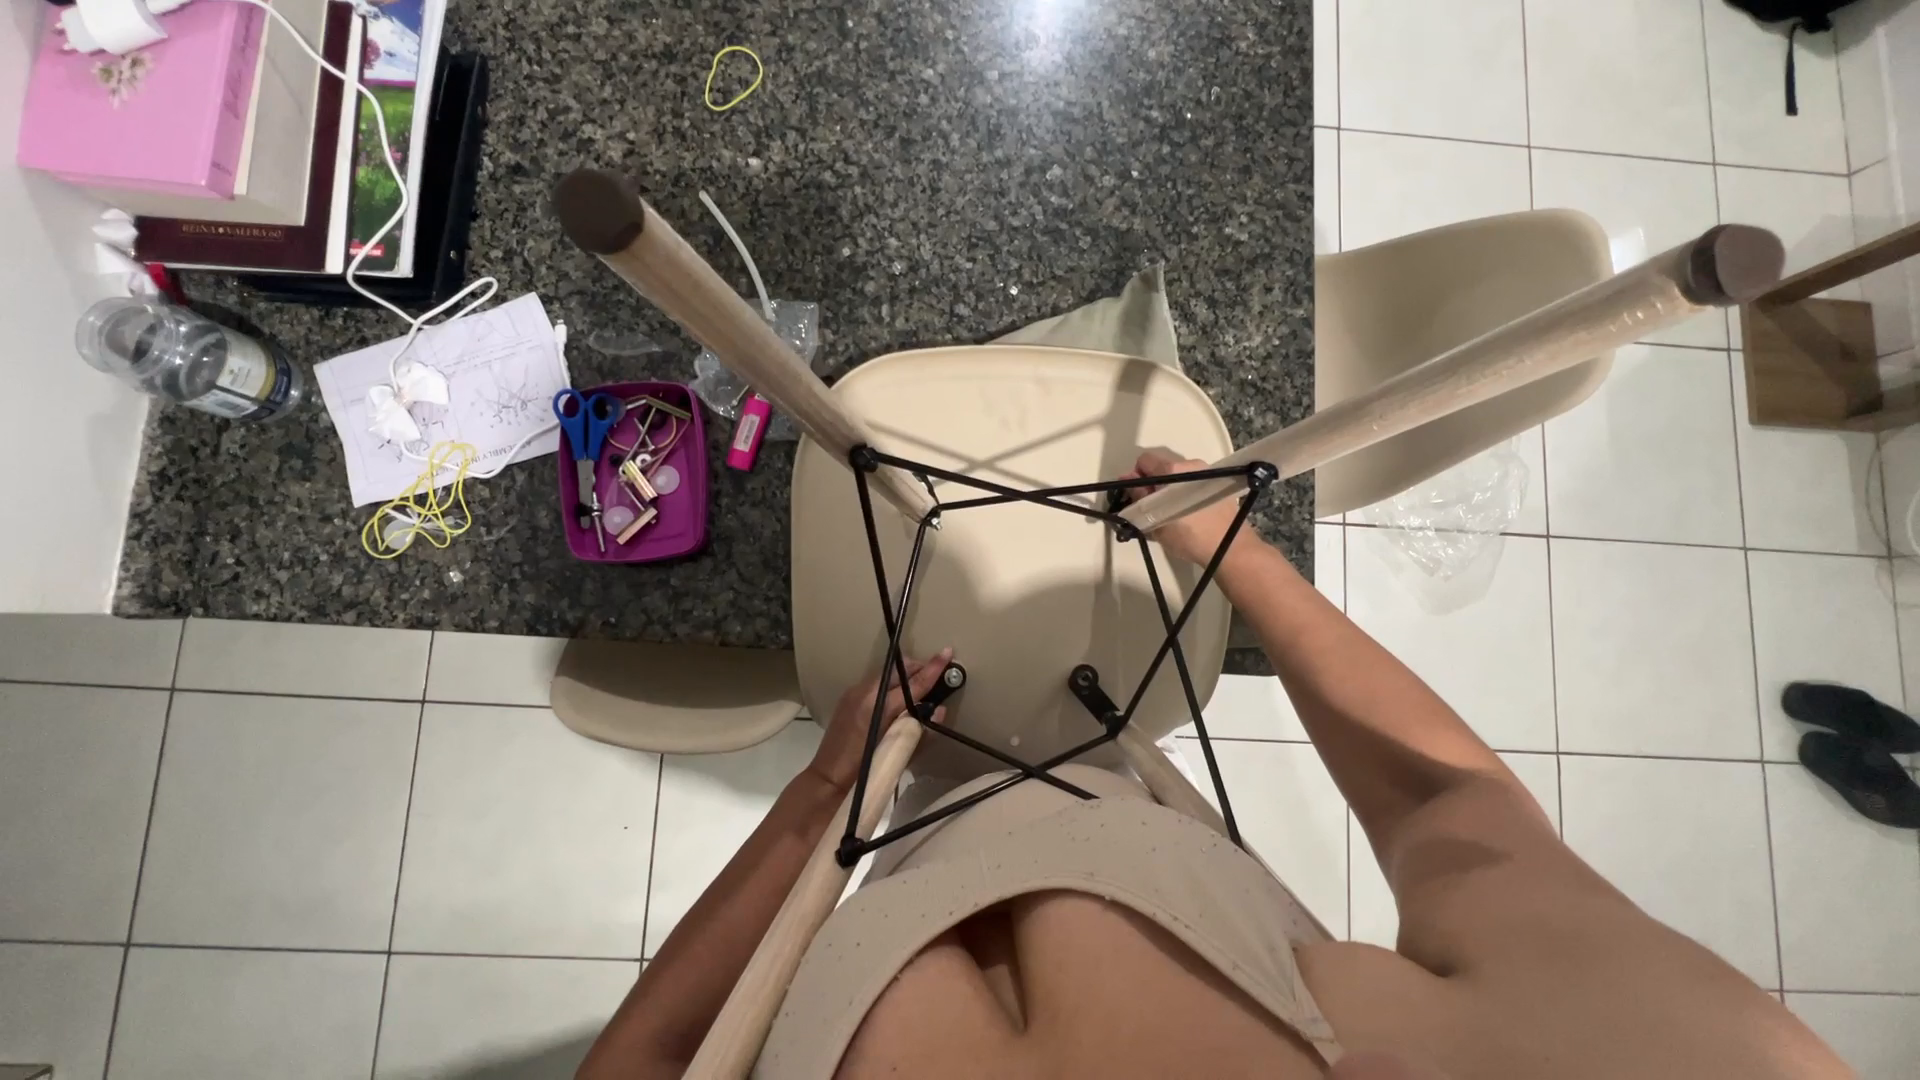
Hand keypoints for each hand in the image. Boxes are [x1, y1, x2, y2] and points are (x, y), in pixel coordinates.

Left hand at [809, 647, 954, 790]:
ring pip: (887, 674)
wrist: (830, 775)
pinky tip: (896, 699)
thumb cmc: (868, 770)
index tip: (947, 653)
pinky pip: (876, 683)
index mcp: (880, 706)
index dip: (933, 668)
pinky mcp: (849, 696)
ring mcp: (855, 691)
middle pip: (899, 669)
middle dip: (918, 668)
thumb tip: (940, 710)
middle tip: (934, 675)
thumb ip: (921, 729)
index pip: (914, 683)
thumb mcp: (900, 753)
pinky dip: (890, 685)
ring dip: (904, 677)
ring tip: (917, 688)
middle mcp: (866, 692)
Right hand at [1120, 448, 1263, 565]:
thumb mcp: (1154, 521)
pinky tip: (1187, 509)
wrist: (1229, 546)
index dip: (1136, 477)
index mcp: (1173, 470)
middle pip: (1162, 466)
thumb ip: (1139, 498)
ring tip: (1171, 509)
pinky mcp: (1218, 481)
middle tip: (1152, 506)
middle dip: (1153, 482)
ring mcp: (1207, 471)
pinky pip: (1192, 480)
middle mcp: (1191, 464)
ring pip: (1178, 474)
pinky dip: (1184, 490)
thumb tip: (1129, 482)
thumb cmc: (1188, 536)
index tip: (1137, 496)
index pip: (1144, 460)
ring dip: (1169, 487)